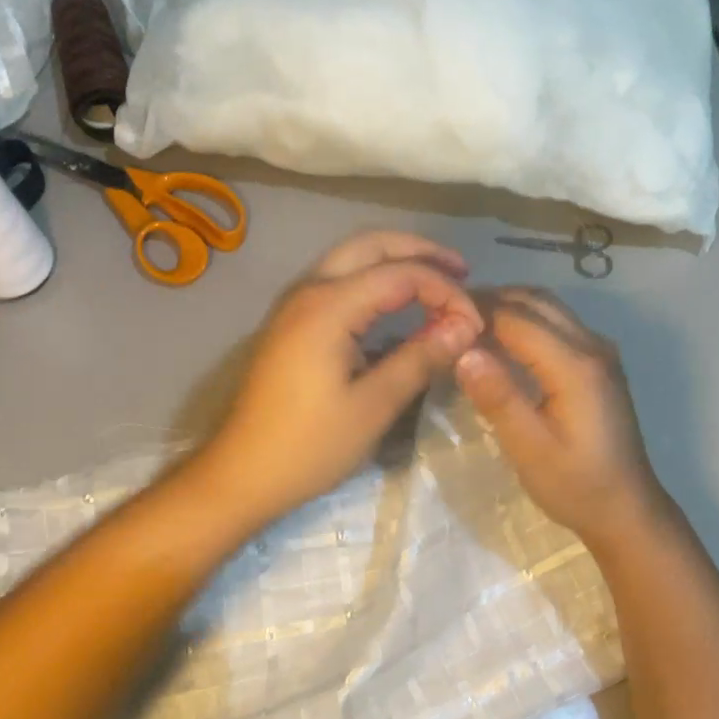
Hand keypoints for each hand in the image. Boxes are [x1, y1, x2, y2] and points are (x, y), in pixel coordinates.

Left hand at [188, 231, 482, 524]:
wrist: (243, 473)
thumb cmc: (310, 445)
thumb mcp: (374, 405)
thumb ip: (420, 358)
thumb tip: (464, 327)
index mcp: (329, 306)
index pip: (402, 274)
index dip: (446, 292)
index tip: (475, 326)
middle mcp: (309, 291)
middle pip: (371, 245)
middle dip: (420, 253)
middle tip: (462, 272)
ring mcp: (295, 306)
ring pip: (351, 260)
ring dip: (395, 263)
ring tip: (437, 283)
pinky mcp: (291, 326)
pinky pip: (338, 283)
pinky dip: (374, 283)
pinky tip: (397, 308)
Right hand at [453, 289, 670, 546]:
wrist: (626, 508)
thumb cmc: (575, 486)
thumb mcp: (530, 449)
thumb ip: (499, 398)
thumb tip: (463, 351)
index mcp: (576, 365)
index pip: (516, 318)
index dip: (475, 313)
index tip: (435, 320)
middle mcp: (592, 346)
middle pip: (534, 302)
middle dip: (489, 301)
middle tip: (445, 317)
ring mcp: (599, 352)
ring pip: (548, 308)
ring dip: (507, 308)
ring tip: (466, 326)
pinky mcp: (598, 364)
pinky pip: (557, 324)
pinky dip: (524, 322)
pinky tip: (499, 343)